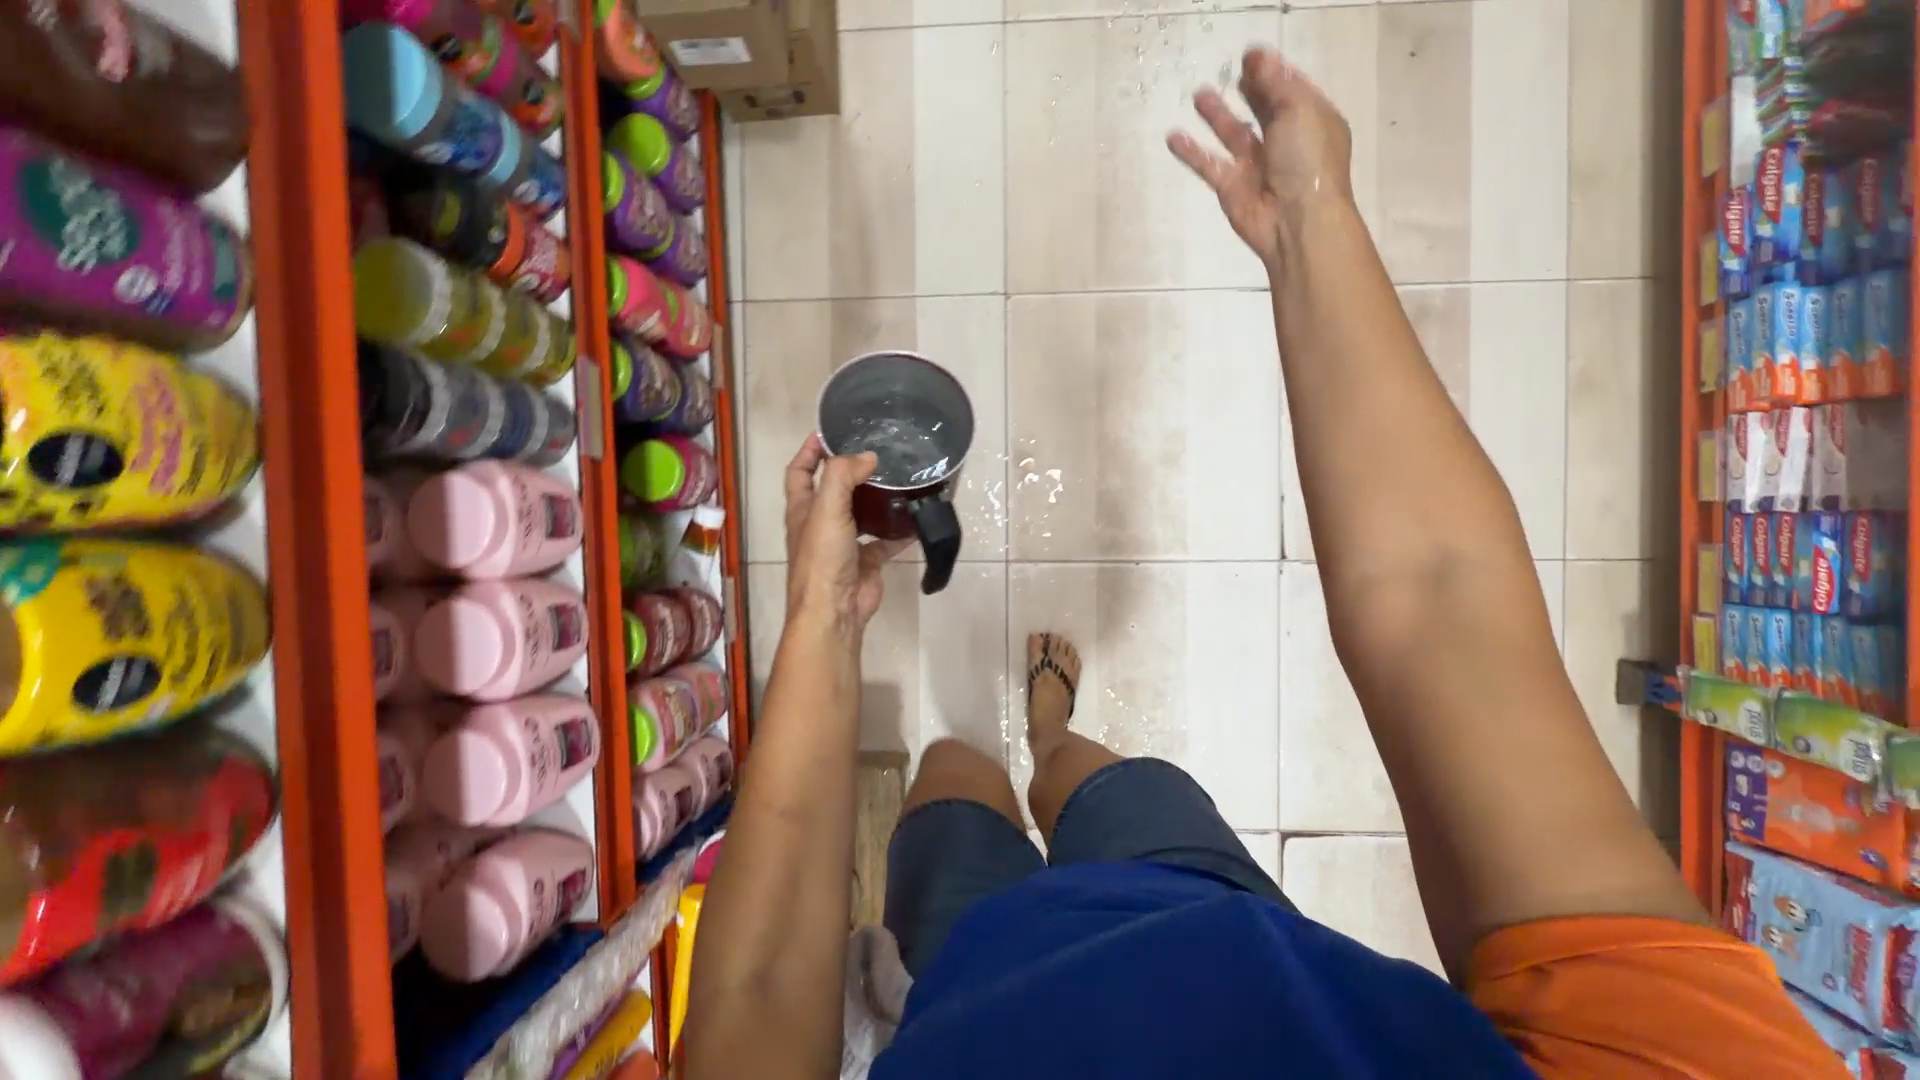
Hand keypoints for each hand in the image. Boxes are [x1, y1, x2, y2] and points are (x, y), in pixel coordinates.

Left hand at [784, 435, 911, 635]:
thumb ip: (843, 476)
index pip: (800, 471)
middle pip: (833, 490)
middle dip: (850, 471)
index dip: (810, 450)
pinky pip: (884, 542)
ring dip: (876, 499)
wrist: (834, 610)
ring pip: (861, 514)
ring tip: (899, 478)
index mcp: (802, 509)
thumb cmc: (822, 558)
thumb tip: (868, 457)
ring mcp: (843, 544)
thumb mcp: (827, 508)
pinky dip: (899, 532)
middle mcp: (820, 524)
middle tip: (876, 451)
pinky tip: (916, 519)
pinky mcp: (864, 562)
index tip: (830, 432)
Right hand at [1167, 47, 1352, 270]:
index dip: (1272, 72)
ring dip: (1217, 115)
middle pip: (1263, 110)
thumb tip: (1257, 58)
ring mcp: (1257, 166)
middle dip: (1249, 90)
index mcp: (1310, 121)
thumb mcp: (1299, 110)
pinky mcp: (1232, 187)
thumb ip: (1275, 83)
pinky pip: (1209, 164)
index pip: (1291, 90)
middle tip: (1232, 71)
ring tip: (1199, 94)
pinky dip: (1192, 152)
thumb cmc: (1308, 160)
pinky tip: (1174, 137)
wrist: (1297, 221)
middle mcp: (1285, 142)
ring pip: (1233, 135)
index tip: (1250, 56)